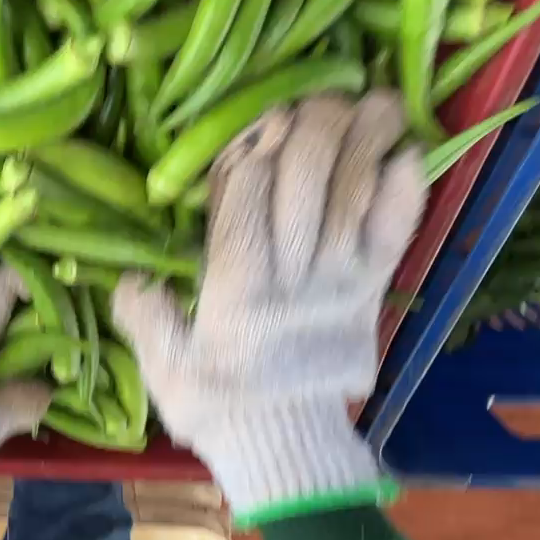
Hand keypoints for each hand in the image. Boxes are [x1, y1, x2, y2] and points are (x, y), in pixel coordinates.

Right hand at [111, 92, 426, 525]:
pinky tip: (406, 153)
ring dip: (362, 143)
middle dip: (308, 132)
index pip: (241, 208)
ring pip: (353, 199)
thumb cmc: (215, 405)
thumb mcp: (162, 370)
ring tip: (370, 98)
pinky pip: (395, 235)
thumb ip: (146, 318)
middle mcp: (291, 279)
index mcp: (234, 295)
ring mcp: (340, 284)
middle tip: (312, 93)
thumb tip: (133, 274)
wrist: (286, 447)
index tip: (252, 118)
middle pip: (303, 188)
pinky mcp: (371, 294)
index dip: (247, 156)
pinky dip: (403, 193)